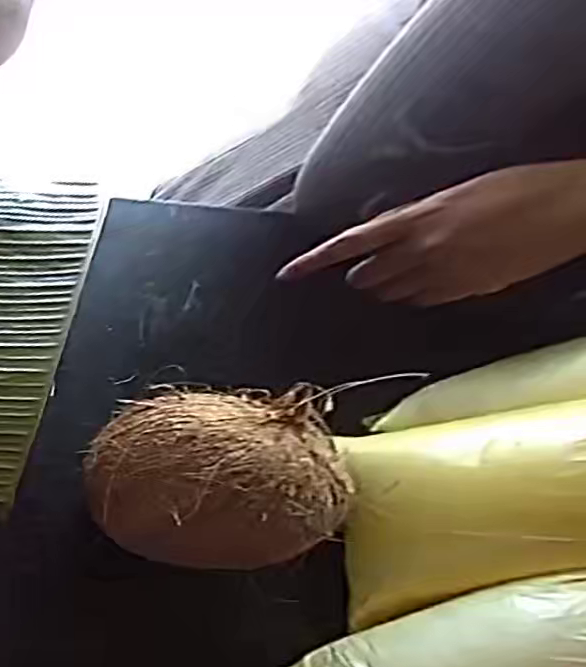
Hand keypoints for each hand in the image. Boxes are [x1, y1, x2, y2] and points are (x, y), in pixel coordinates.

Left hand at [278, 161, 585, 305]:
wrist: (585, 204)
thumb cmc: (525, 189)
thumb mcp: (459, 194)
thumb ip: (410, 216)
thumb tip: (372, 232)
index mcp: (417, 219)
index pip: (347, 244)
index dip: (312, 262)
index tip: (286, 275)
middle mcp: (420, 249)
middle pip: (362, 276)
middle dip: (367, 272)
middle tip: (389, 262)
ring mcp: (439, 272)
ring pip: (385, 293)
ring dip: (390, 284)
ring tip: (421, 267)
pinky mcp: (460, 290)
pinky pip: (417, 301)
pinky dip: (418, 293)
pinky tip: (443, 276)